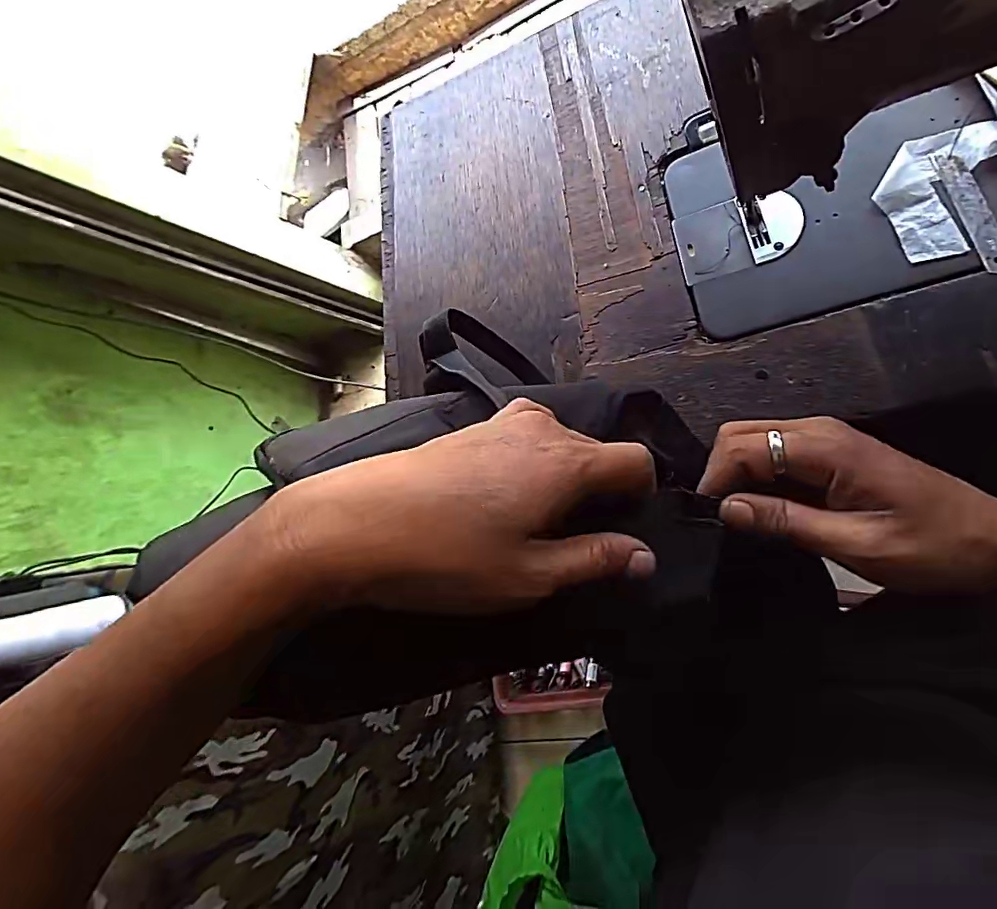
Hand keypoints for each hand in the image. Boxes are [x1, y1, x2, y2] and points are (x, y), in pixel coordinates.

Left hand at [260, 399, 657, 613]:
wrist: (352, 521)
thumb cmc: (446, 556)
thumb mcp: (529, 576)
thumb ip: (595, 560)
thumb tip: (644, 556)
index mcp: (567, 460)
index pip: (637, 459)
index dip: (642, 495)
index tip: (621, 531)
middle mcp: (543, 428)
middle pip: (599, 452)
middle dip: (599, 493)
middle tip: (568, 543)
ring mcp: (505, 421)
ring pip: (561, 446)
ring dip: (562, 481)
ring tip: (528, 525)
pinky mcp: (474, 426)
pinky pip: (527, 441)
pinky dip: (531, 468)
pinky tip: (495, 504)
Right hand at [698, 417, 996, 595]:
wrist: (995, 544)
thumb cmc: (933, 545)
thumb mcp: (858, 544)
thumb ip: (788, 522)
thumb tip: (727, 509)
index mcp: (825, 446)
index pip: (742, 445)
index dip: (715, 480)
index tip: (706, 521)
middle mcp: (819, 432)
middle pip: (742, 435)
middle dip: (720, 473)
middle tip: (718, 523)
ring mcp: (827, 442)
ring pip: (756, 443)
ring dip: (737, 477)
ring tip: (736, 522)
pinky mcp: (832, 458)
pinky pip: (777, 457)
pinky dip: (758, 480)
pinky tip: (762, 513)